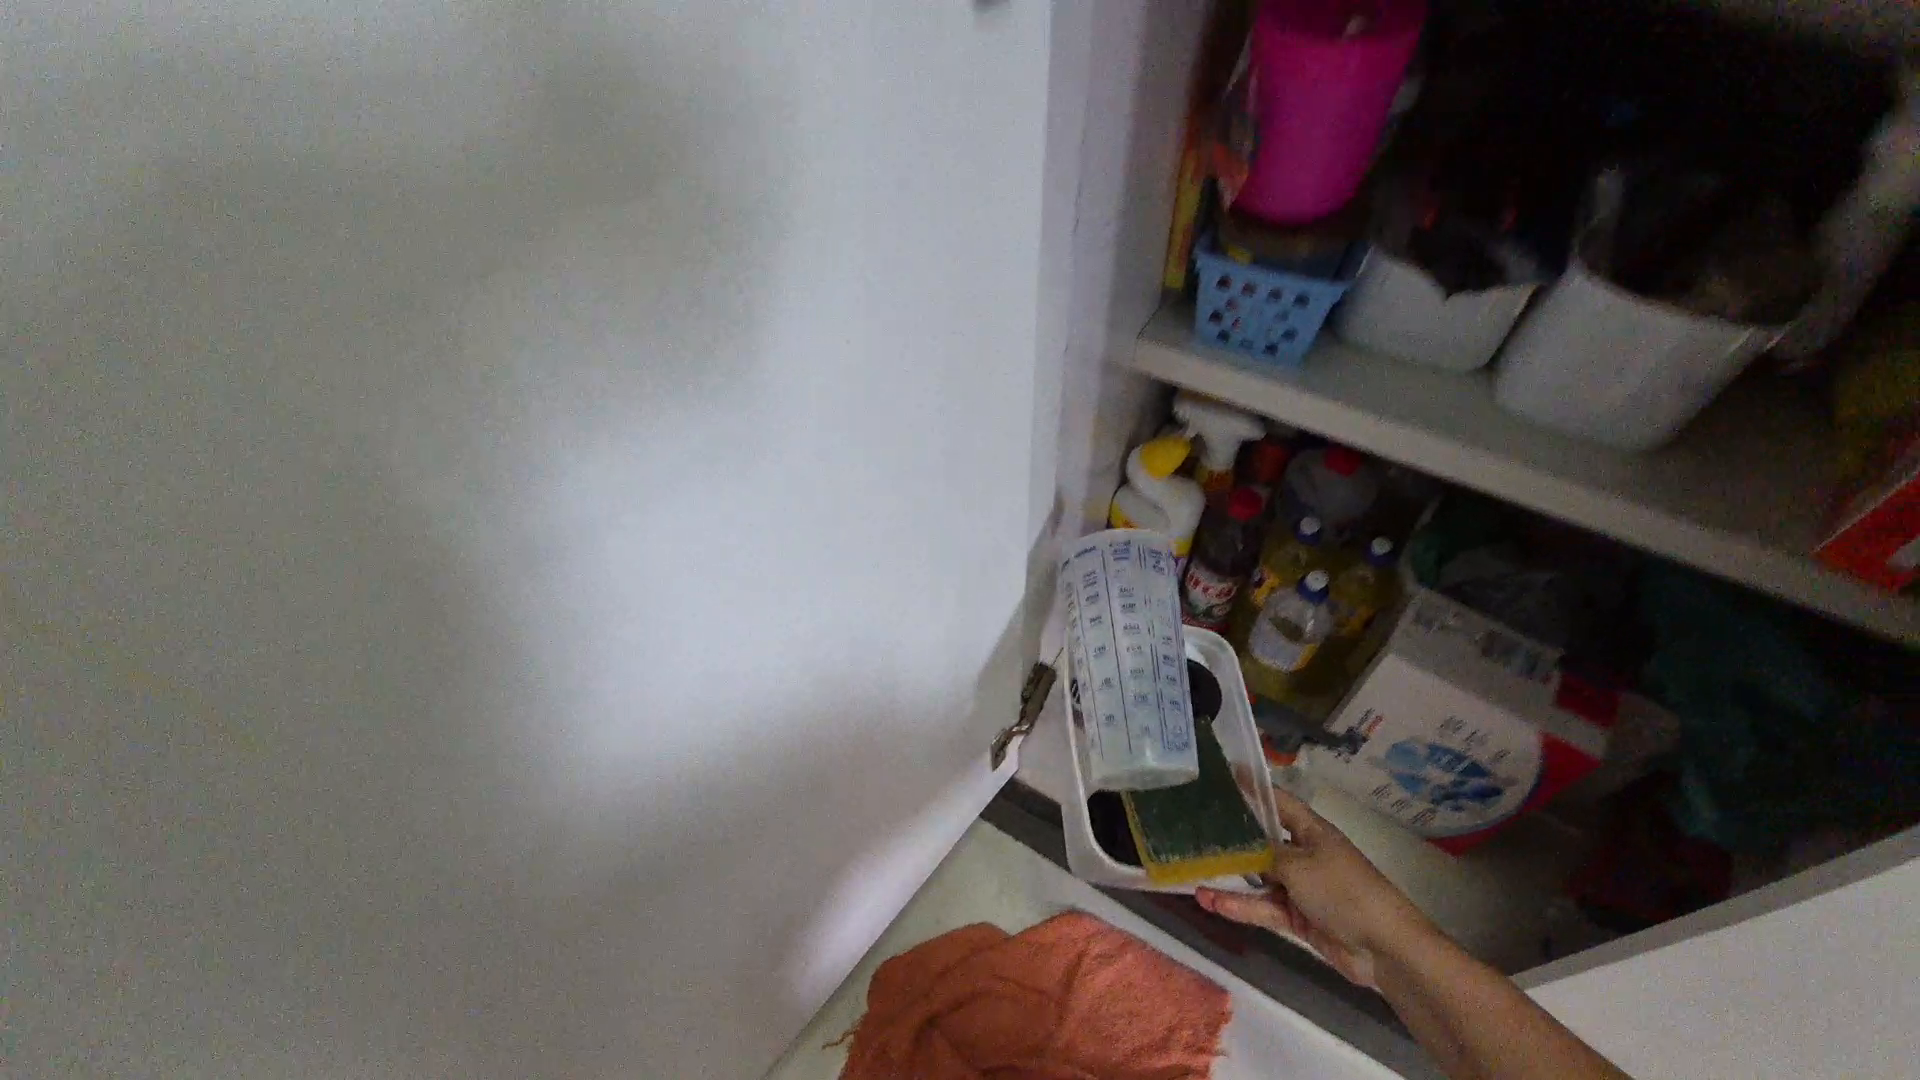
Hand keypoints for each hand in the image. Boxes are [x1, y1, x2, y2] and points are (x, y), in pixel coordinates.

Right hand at [1196, 787, 1438, 988]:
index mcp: (1310, 831)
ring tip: (1193, 876)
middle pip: (1261, 842)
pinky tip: (1212, 902)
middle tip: (1192, 829)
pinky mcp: (1297, 917)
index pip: (1277, 801)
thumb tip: (1239, 846)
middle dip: (1230, 838)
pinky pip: (1263, 907)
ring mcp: (1300, 887)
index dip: (1252, 788)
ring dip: (1229, 879)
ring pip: (1257, 879)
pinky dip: (1240, 906)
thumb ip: (1263, 855)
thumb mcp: (1298, 865)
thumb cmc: (1343, 891)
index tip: (1222, 775)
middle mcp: (1303, 854)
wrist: (1384, 949)